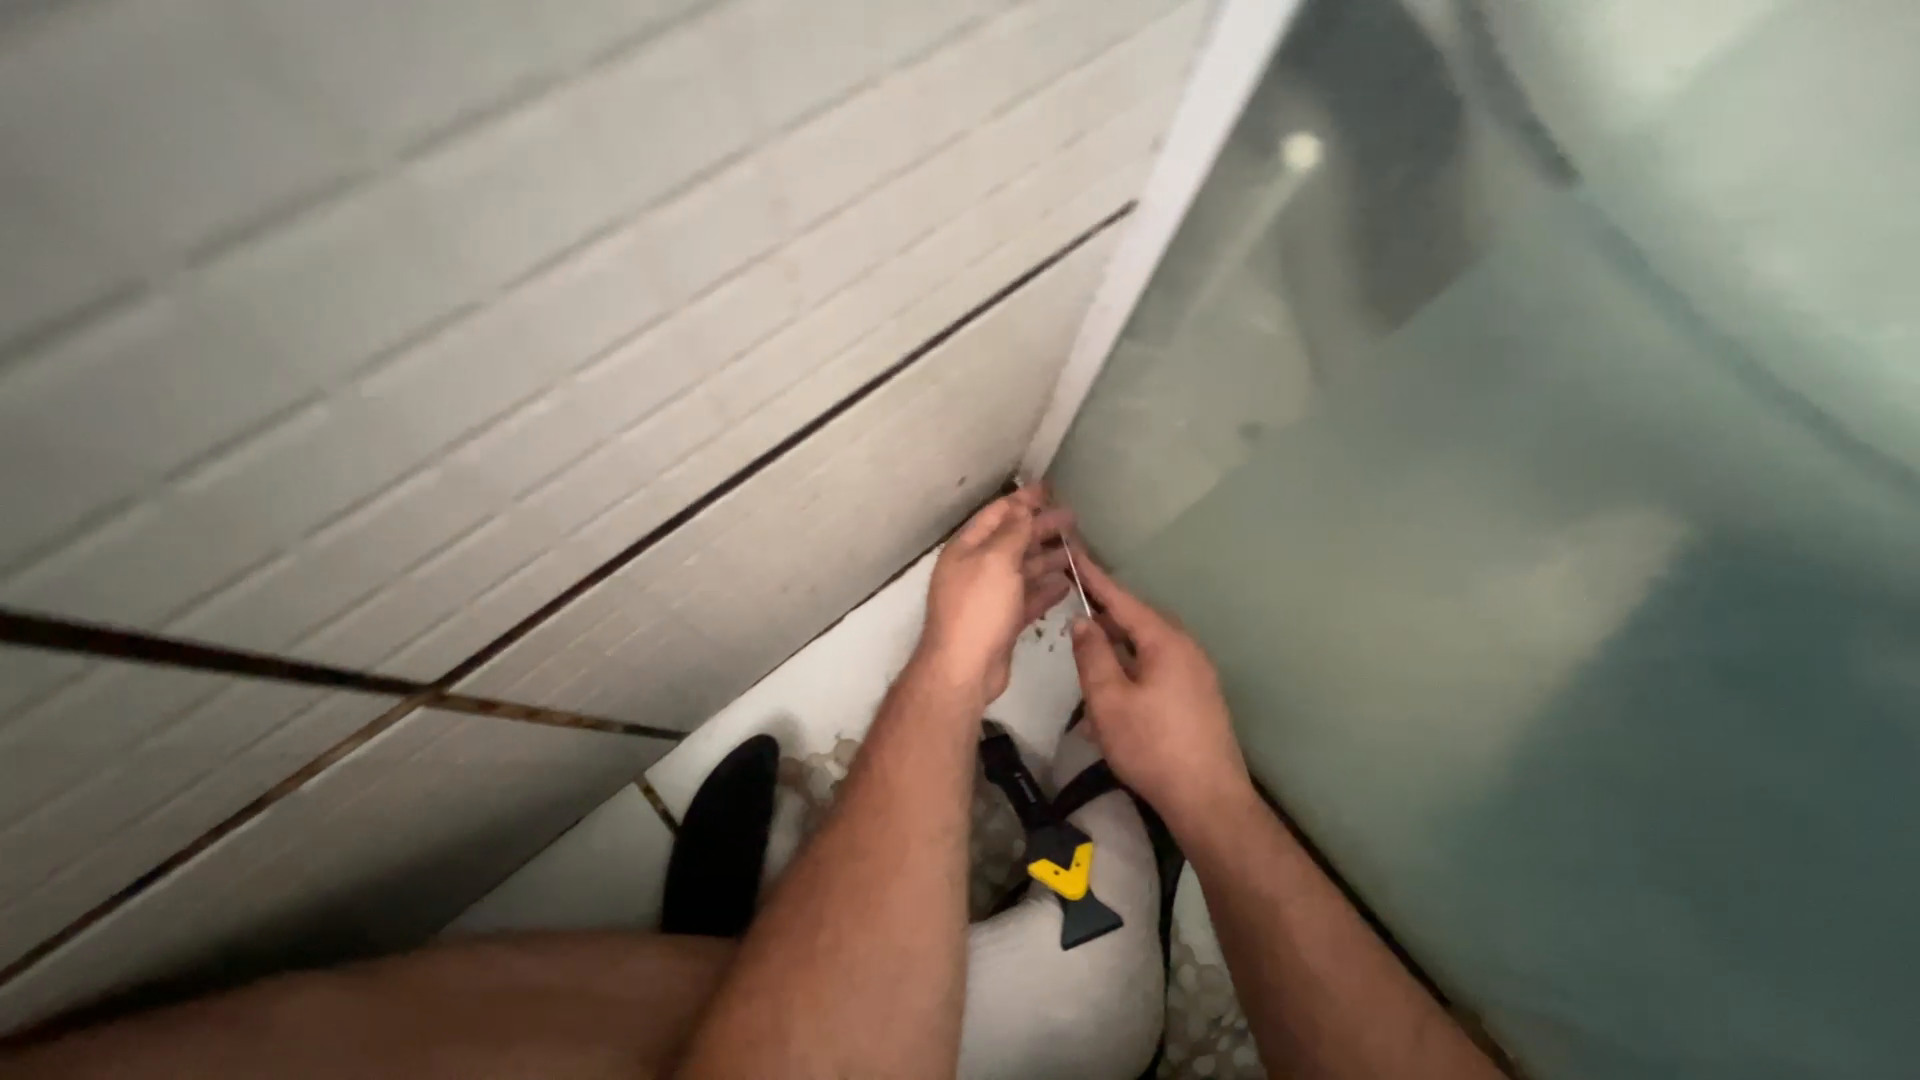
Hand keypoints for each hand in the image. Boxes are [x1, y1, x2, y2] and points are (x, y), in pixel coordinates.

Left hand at [914, 487, 1075, 704]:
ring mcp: (989, 597)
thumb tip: (1022, 508)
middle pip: (1012, 541)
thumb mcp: (996, 561)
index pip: (997, 515)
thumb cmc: (978, 608)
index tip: (1049, 490)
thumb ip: (1012, 533)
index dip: (1022, 500)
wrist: (964, 668)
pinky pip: (1027, 598)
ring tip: (1078, 549)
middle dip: (1040, 528)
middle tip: (1073, 519)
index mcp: (967, 549)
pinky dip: (1046, 589)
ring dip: (1048, 558)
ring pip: (1022, 570)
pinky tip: (1067, 583)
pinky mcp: (1002, 622)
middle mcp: (976, 569)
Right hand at [1069, 548, 1251, 827]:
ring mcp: (1195, 675)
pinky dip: (1129, 678)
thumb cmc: (1152, 746)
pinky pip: (1155, 674)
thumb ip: (1092, 655)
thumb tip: (1083, 621)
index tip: (1073, 554)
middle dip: (1104, 621)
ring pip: (1145, 652)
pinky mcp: (1196, 699)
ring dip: (1114, 657)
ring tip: (1086, 669)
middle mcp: (1186, 649)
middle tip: (1072, 616)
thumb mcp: (1108, 700)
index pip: (1123, 599)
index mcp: (1165, 641)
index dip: (1095, 578)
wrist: (1208, 800)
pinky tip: (1108, 707)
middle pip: (1137, 623)